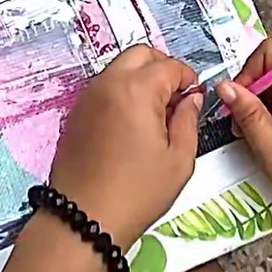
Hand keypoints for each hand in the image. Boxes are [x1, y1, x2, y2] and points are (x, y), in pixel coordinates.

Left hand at [49, 45, 202, 244]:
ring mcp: (88, 96)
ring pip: (120, 67)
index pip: (170, 66)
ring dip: (140, 77)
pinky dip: (121, 90)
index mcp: (136, 90)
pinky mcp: (77, 111)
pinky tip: (132, 123)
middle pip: (140, 54)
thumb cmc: (133, 194)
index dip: (188, 77)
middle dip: (162, 66)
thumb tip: (192, 100)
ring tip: (155, 113)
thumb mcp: (179, 160)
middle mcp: (108, 84)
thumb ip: (189, 120)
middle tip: (176, 95)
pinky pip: (104, 86)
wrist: (82, 217)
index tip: (195, 94)